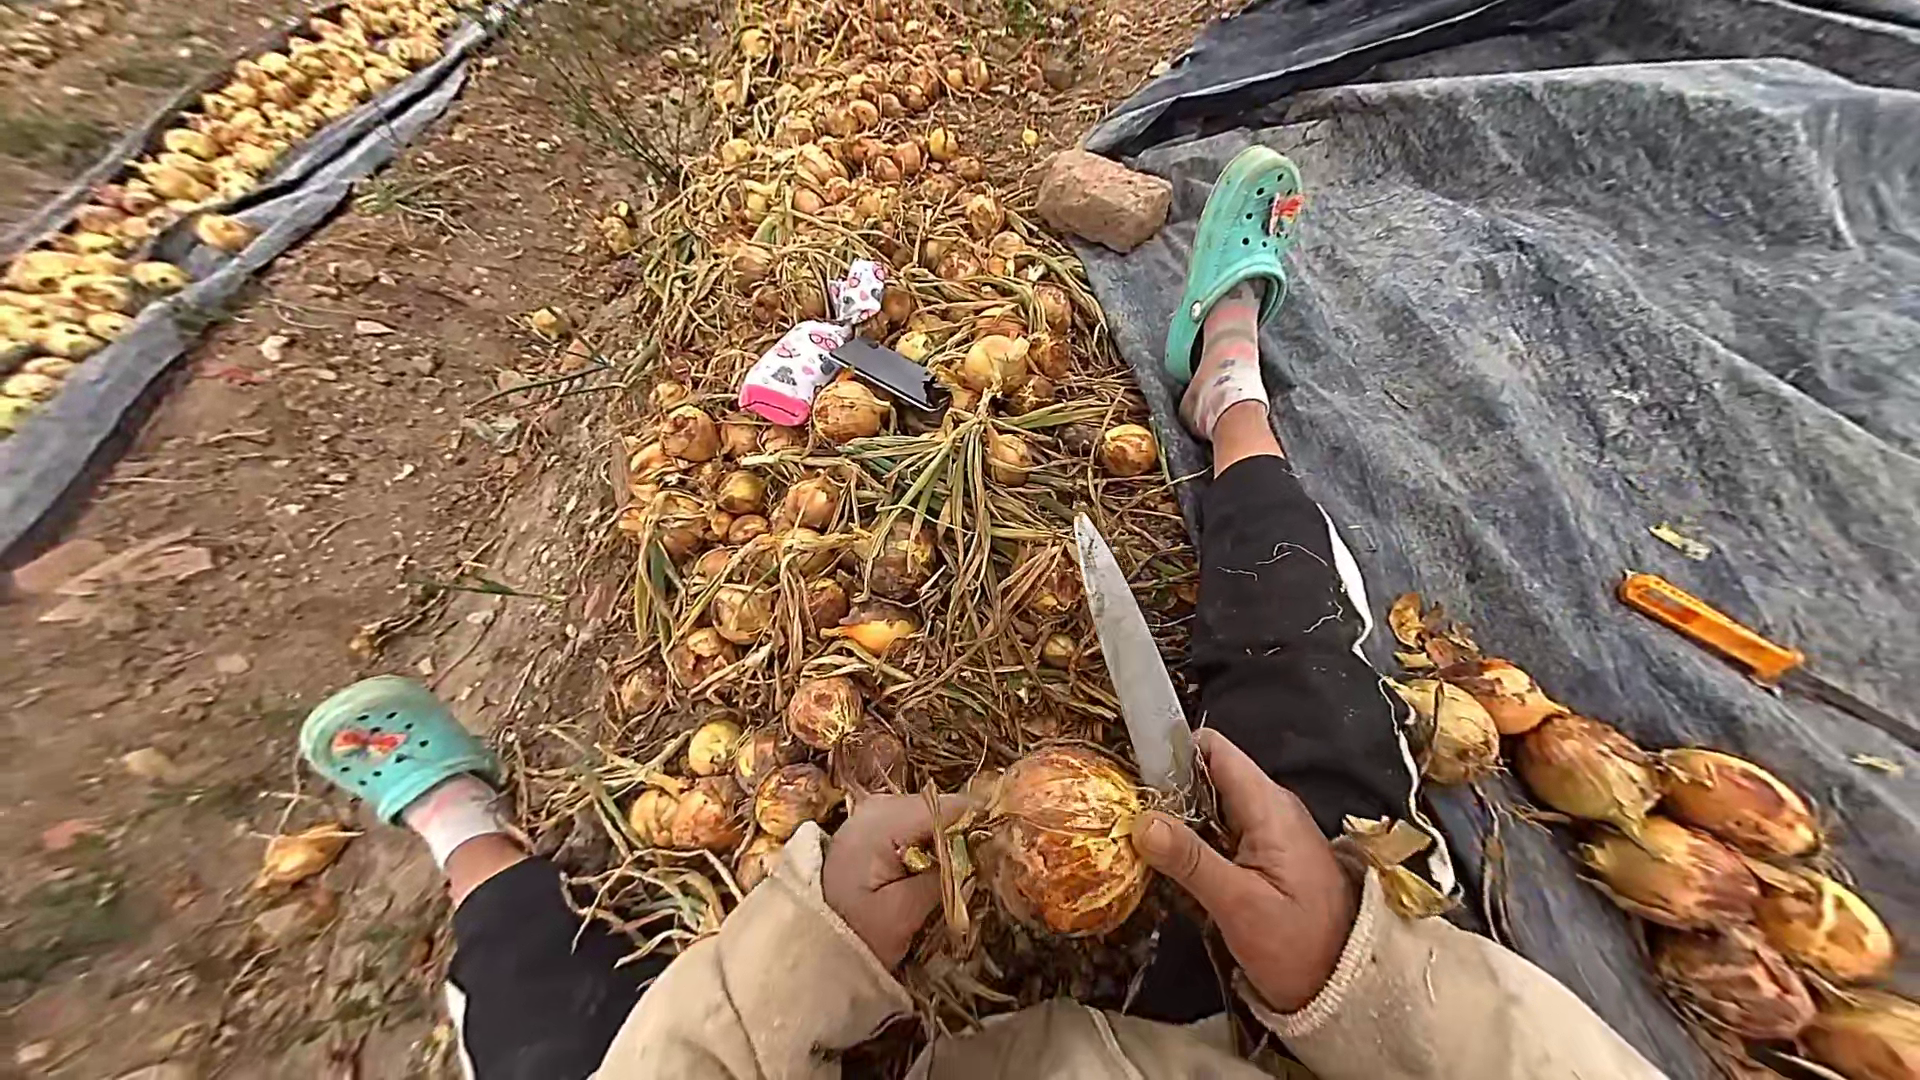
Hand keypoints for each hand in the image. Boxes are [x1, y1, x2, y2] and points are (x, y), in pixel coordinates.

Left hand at [821, 794, 968, 968]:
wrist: (807, 940)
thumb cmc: (855, 933)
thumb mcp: (902, 914)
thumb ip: (941, 878)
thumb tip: (977, 853)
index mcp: (882, 822)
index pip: (944, 806)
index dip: (975, 822)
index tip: (997, 845)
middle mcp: (879, 804)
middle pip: (939, 805)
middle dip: (963, 830)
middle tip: (982, 863)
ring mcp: (875, 809)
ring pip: (930, 811)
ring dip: (948, 835)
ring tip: (962, 867)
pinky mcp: (875, 821)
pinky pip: (915, 819)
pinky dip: (931, 837)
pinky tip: (936, 863)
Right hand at [1131, 729, 1359, 1012]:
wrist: (1357, 998)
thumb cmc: (1303, 949)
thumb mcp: (1239, 906)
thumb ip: (1189, 859)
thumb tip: (1141, 820)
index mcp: (1268, 805)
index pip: (1213, 747)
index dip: (1172, 751)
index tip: (1139, 777)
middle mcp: (1270, 804)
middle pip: (1207, 771)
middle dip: (1169, 789)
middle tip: (1136, 817)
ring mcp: (1271, 827)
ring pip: (1210, 800)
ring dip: (1179, 816)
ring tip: (1149, 840)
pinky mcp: (1268, 849)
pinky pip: (1221, 825)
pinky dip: (1195, 836)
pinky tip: (1177, 862)